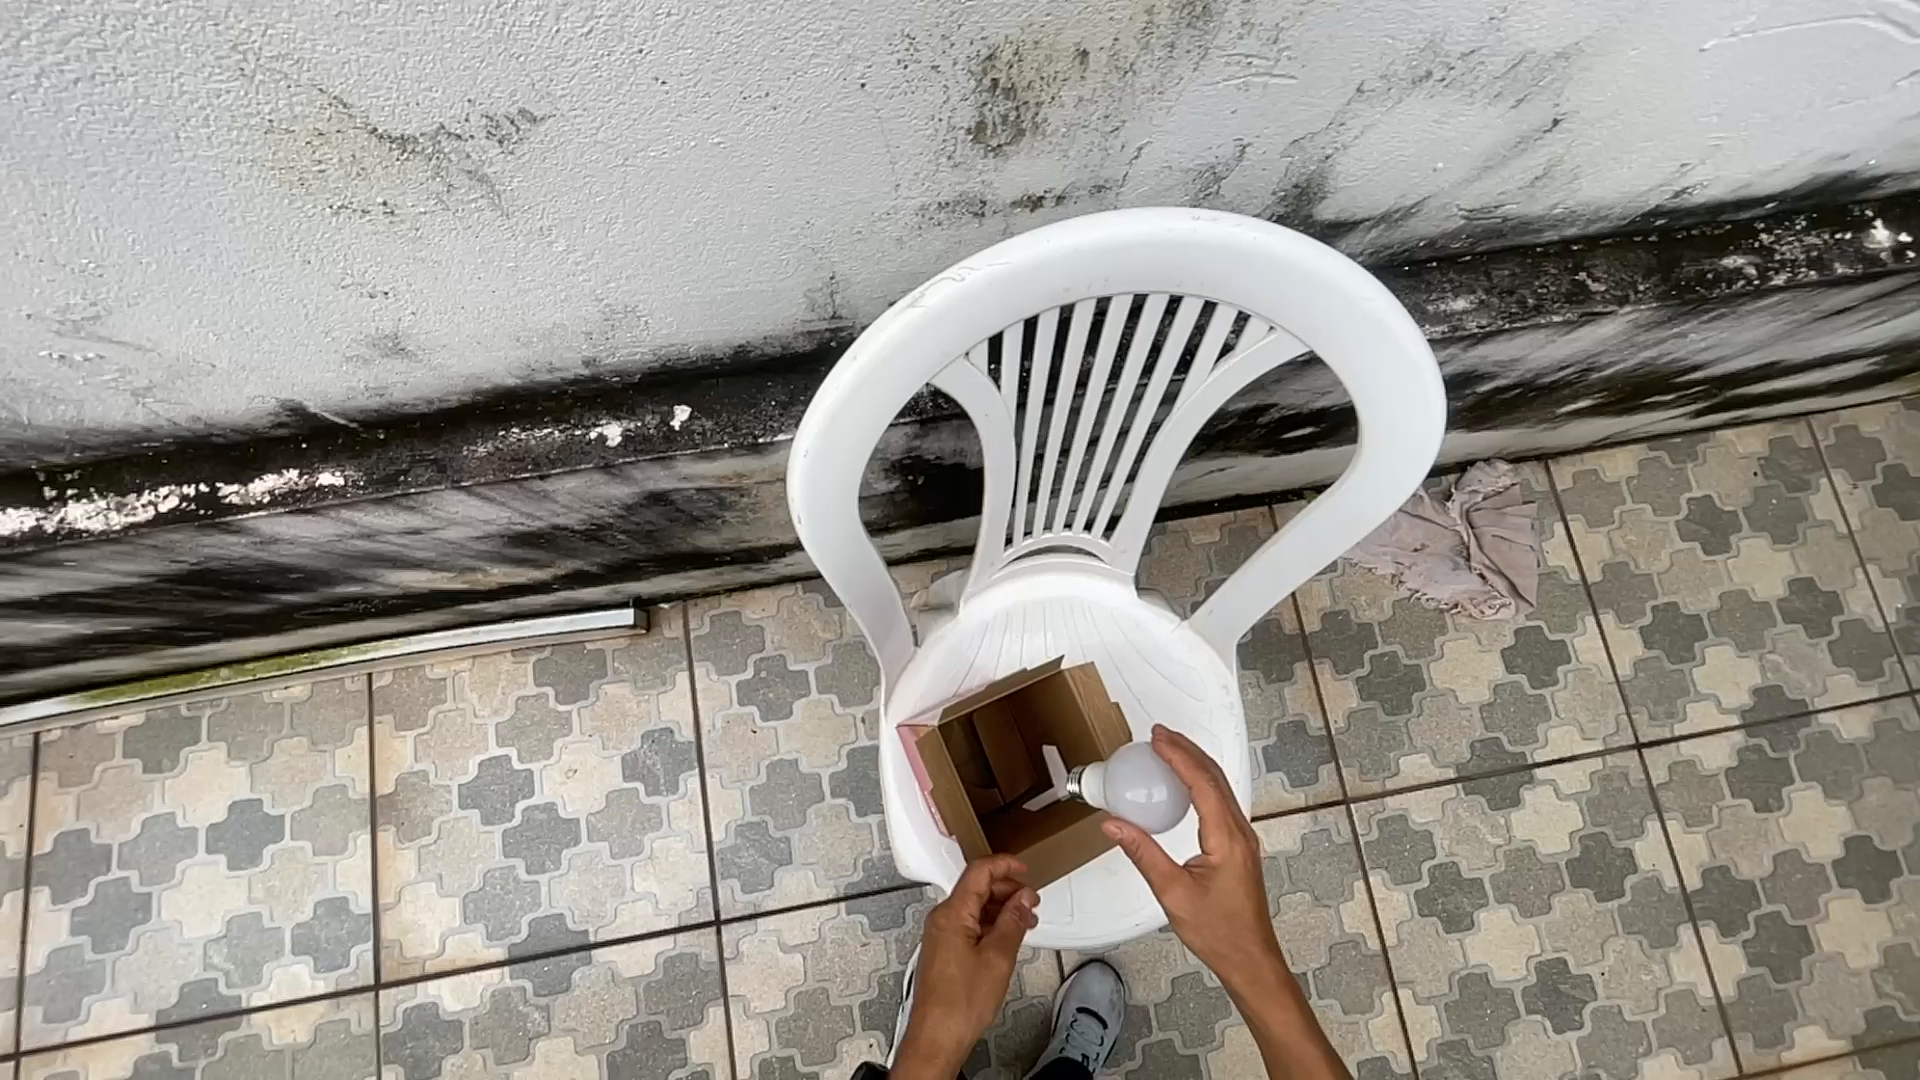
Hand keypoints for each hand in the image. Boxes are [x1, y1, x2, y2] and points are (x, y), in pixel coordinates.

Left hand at [891, 854, 1039, 1078]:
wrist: (936, 1038)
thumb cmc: (958, 1005)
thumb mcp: (998, 958)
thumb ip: (1013, 922)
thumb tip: (1023, 899)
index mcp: (952, 913)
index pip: (979, 871)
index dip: (1004, 865)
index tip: (1023, 867)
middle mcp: (942, 918)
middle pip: (977, 887)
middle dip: (1007, 889)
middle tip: (1030, 899)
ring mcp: (941, 934)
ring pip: (974, 906)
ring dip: (1000, 908)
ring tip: (1024, 919)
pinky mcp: (944, 949)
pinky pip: (969, 924)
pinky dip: (990, 924)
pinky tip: (1007, 936)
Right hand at [1101, 725, 1284, 989]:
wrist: (1251, 960)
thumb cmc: (1219, 932)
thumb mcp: (1172, 892)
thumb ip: (1142, 853)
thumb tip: (1115, 824)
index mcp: (1227, 838)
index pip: (1202, 783)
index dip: (1178, 756)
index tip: (1157, 739)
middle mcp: (1239, 832)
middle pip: (1214, 776)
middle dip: (1186, 750)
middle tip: (1159, 734)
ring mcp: (1242, 838)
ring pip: (1220, 786)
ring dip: (1194, 762)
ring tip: (1169, 748)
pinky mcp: (1238, 845)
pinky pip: (1220, 800)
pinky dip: (1200, 781)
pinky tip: (1183, 782)